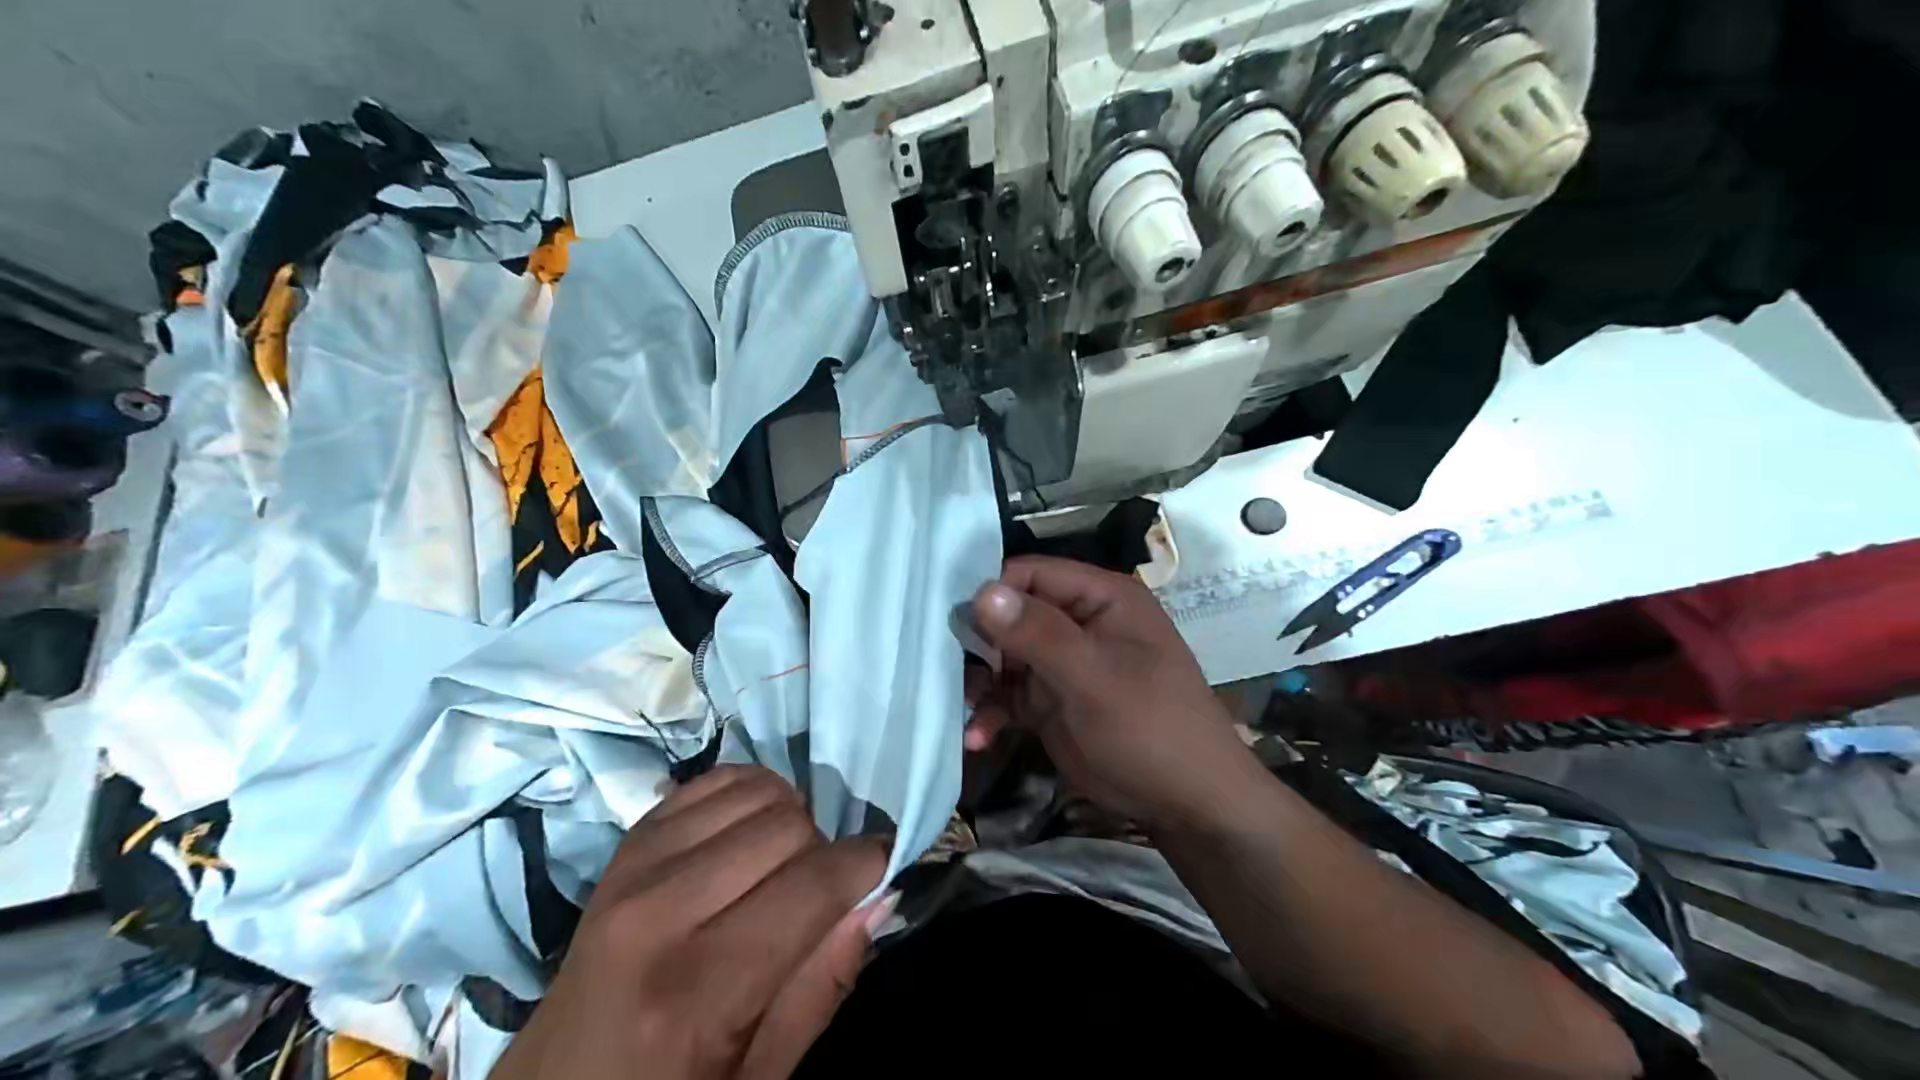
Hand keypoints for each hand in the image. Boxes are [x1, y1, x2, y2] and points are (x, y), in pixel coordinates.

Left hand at [488, 766, 889, 1079]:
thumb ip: (819, 988)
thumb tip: (876, 899)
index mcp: (694, 991)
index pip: (814, 884)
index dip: (866, 866)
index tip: (880, 873)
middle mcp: (659, 912)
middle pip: (789, 825)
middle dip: (823, 851)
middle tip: (817, 891)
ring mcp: (636, 867)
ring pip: (757, 790)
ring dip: (787, 820)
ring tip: (780, 866)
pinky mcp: (627, 842)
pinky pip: (714, 780)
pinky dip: (748, 795)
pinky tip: (747, 837)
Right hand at [964, 556, 1262, 829]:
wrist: (1186, 803)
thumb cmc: (1149, 727)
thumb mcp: (1094, 678)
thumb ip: (1038, 634)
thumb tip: (981, 591)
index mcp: (1099, 598)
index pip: (1030, 574)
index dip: (992, 594)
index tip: (957, 626)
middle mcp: (1078, 622)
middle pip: (1010, 615)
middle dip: (978, 643)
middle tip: (946, 670)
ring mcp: (1063, 662)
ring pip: (1003, 656)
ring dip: (979, 682)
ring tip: (958, 705)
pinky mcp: (1051, 701)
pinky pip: (1009, 695)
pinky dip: (991, 712)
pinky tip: (976, 737)